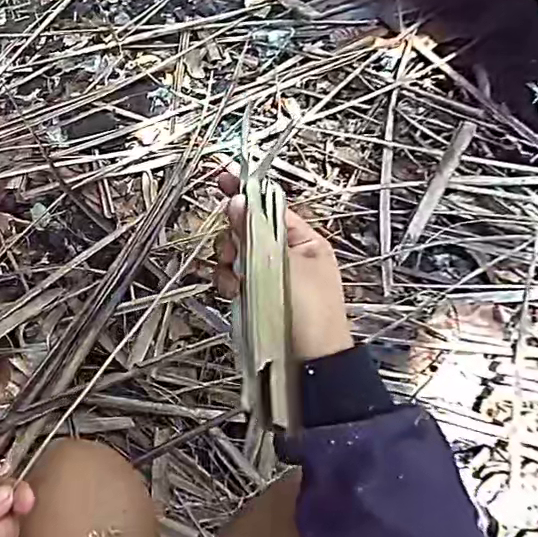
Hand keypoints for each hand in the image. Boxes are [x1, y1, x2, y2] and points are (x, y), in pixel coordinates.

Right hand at [213, 170, 355, 360]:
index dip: (245, 191)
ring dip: (228, 263)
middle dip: (234, 238)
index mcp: (302, 240)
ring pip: (234, 254)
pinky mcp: (253, 294)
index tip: (224, 174)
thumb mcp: (283, 265)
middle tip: (233, 250)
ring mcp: (267, 275)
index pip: (269, 206)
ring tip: (238, 280)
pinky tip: (235, 292)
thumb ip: (256, 233)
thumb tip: (238, 202)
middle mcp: (284, 255)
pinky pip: (231, 277)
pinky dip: (228, 282)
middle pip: (246, 229)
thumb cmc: (313, 316)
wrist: (309, 362)